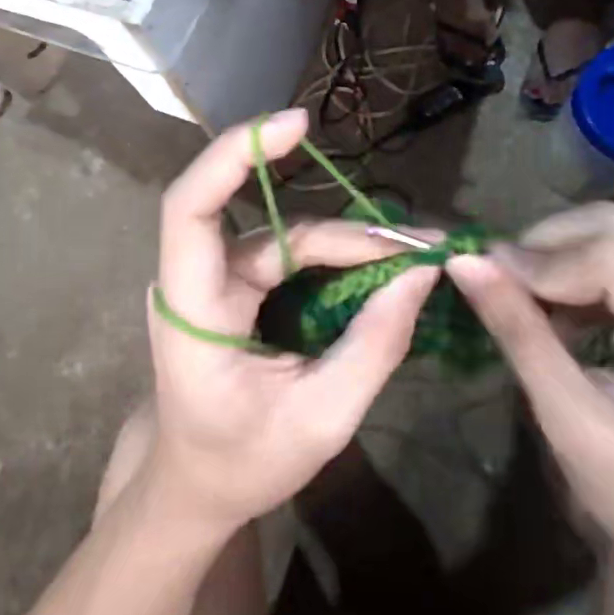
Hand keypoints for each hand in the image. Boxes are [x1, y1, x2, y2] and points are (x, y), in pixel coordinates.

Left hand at [140, 108, 438, 534]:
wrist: (199, 488)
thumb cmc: (244, 463)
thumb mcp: (323, 419)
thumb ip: (374, 346)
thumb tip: (423, 273)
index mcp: (192, 315)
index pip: (191, 210)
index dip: (236, 154)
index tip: (297, 126)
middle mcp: (198, 284)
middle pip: (273, 227)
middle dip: (348, 232)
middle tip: (421, 247)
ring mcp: (221, 284)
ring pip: (293, 240)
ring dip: (353, 246)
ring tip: (415, 260)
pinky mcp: (242, 290)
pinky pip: (297, 258)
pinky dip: (342, 260)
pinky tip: (382, 268)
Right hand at [445, 204, 613, 596]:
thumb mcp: (574, 430)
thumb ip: (523, 339)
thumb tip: (466, 264)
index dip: (543, 260)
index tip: (479, 272)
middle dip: (551, 247)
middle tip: (498, 280)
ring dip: (568, 255)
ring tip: (526, 297)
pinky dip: (592, 269)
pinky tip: (565, 305)